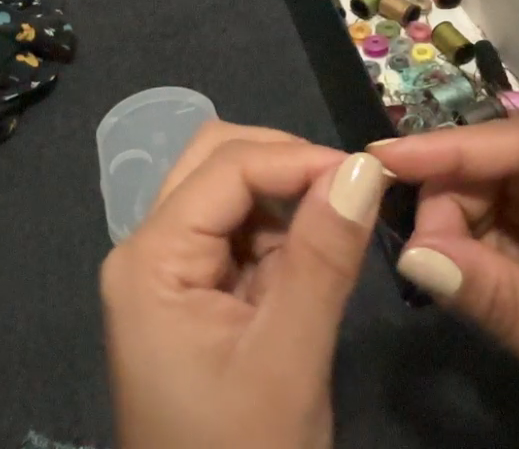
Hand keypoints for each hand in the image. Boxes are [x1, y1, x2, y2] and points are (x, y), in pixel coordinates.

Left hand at [100, 121, 388, 448]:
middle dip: (285, 165)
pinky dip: (281, 236)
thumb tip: (366, 168)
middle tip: (351, 193)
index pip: (227, 168)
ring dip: (286, 200)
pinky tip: (312, 264)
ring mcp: (168, 272)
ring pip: (230, 193)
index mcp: (150, 258)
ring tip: (337, 234)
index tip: (370, 175)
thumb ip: (323, 257)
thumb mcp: (289, 360)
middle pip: (216, 163)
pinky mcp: (193, 295)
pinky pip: (239, 235)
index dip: (298, 158)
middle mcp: (149, 250)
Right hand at [369, 112, 518, 448]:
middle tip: (412, 239)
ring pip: (512, 202)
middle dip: (457, 191)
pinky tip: (453, 268)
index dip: (452, 148)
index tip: (383, 158)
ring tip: (428, 258)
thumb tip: (409, 253)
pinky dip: (481, 253)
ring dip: (463, 222)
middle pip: (518, 169)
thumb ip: (501, 301)